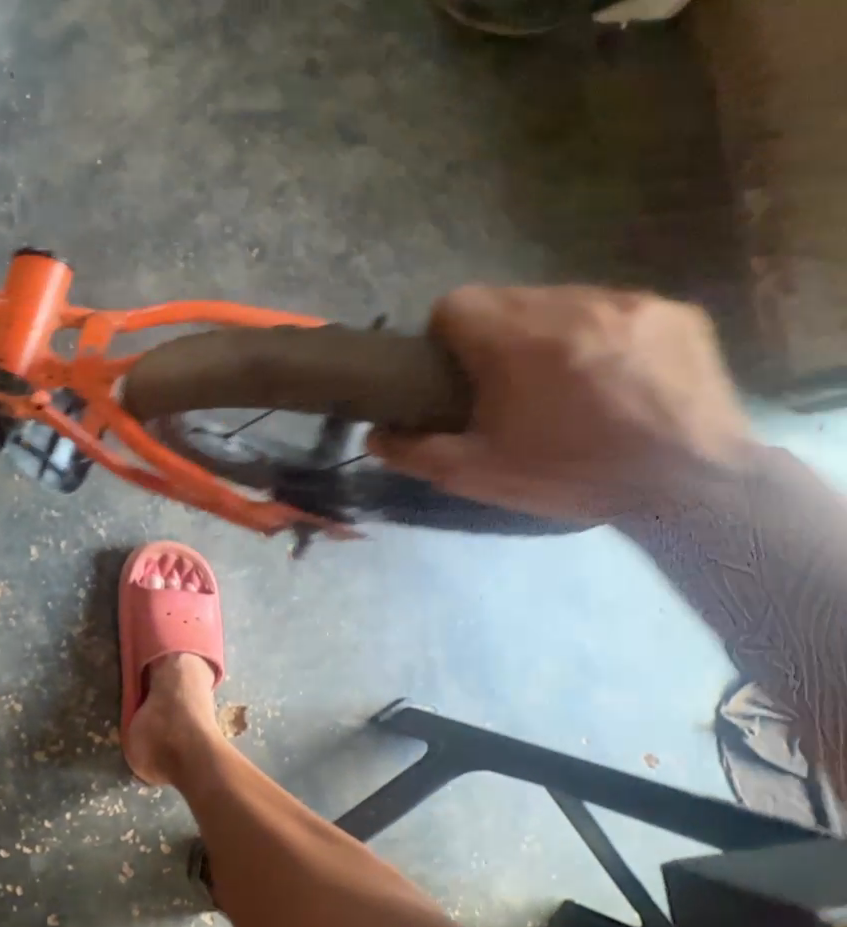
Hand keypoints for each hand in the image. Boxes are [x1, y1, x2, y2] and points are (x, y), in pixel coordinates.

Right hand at [369, 285, 753, 522]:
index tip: (453, 372)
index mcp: (518, 341)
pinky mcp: (674, 314)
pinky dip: (595, 334)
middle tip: (501, 382)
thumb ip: (412, 449)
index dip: (443, 336)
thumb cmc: (570, 475)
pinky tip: (606, 376)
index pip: (455, 304)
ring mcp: (630, 305)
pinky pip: (611, 309)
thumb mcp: (475, 473)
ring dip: (543, 331)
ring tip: (557, 379)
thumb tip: (375, 434)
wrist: (692, 486)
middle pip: (506, 298)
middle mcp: (574, 307)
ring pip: (558, 299)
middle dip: (492, 333)